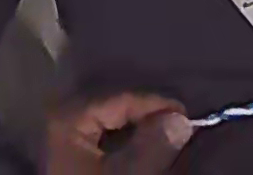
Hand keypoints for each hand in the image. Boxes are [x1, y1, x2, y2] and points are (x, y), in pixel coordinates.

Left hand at [42, 93, 191, 174]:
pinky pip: (105, 134)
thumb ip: (150, 148)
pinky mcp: (74, 153)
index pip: (120, 99)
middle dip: (147, 111)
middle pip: (115, 104)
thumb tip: (181, 119)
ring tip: (168, 129)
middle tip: (180, 120)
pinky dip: (127, 137)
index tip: (186, 114)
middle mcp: (65, 114)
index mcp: (70, 114)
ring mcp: (68, 133)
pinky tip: (146, 143)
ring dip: (139, 124)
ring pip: (112, 119)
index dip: (154, 103)